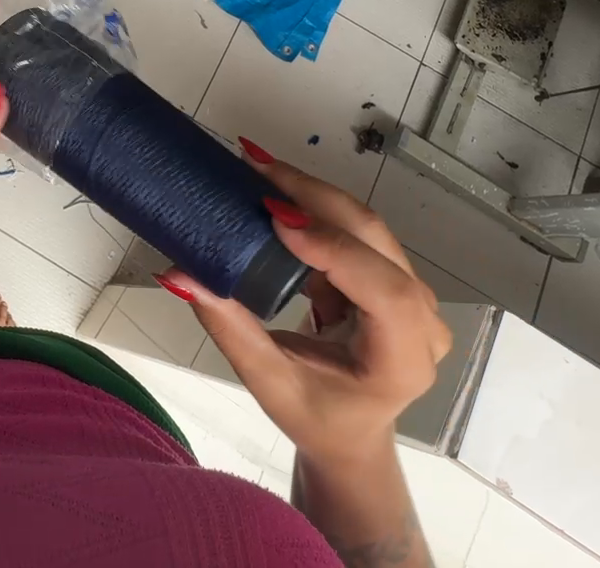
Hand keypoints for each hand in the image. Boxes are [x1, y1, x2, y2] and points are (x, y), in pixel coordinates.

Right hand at [161, 144, 450, 465]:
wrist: (349, 432)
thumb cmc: (315, 415)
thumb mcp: (268, 380)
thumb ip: (229, 327)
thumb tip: (178, 273)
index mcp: (402, 359)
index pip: (385, 293)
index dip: (335, 249)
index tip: (276, 216)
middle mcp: (422, 320)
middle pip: (375, 240)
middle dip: (315, 197)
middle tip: (257, 166)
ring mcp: (412, 293)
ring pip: (365, 225)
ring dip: (312, 193)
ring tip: (260, 169)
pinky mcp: (390, 275)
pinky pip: (354, 229)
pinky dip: (314, 205)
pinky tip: (276, 189)